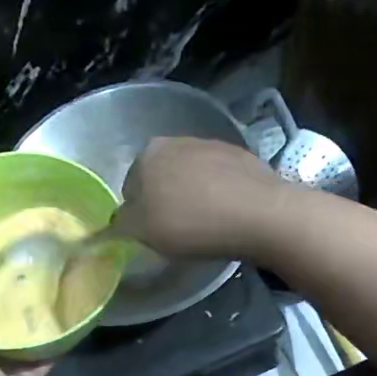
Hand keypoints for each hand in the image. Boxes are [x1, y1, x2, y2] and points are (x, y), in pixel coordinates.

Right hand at [112, 137, 296, 260]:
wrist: (259, 214)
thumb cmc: (192, 224)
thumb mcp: (144, 232)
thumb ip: (122, 224)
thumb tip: (117, 220)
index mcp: (147, 154)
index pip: (130, 188)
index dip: (139, 215)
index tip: (154, 235)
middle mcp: (177, 140)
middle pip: (161, 178)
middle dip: (166, 202)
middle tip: (179, 233)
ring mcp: (212, 145)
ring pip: (192, 178)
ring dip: (194, 198)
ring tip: (206, 227)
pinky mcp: (242, 157)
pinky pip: (220, 181)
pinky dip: (219, 196)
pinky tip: (229, 217)